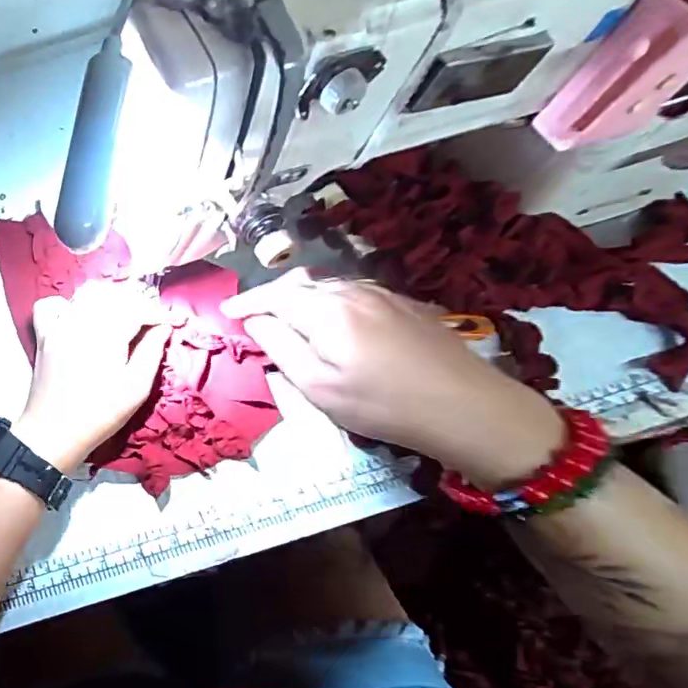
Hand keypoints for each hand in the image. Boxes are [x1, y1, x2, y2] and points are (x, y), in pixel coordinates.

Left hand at [15, 282, 170, 470]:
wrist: (54, 432)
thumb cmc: (100, 414)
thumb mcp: (137, 388)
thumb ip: (152, 351)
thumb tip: (163, 328)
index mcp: (107, 334)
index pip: (137, 307)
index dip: (157, 312)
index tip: (170, 322)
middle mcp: (81, 322)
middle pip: (114, 294)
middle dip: (136, 302)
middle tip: (151, 320)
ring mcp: (58, 326)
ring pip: (87, 294)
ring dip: (109, 298)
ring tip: (122, 316)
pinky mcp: (44, 335)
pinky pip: (52, 305)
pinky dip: (68, 305)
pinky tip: (79, 318)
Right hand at [220, 269, 563, 484]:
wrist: (461, 403)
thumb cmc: (380, 403)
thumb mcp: (318, 386)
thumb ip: (281, 347)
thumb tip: (257, 321)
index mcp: (325, 310)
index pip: (273, 295)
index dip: (247, 301)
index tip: (226, 310)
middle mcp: (351, 291)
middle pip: (301, 284)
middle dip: (272, 296)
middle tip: (254, 315)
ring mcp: (382, 294)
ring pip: (329, 286)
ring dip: (302, 298)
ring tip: (289, 317)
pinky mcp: (404, 304)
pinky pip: (354, 293)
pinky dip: (331, 301)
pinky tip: (335, 320)